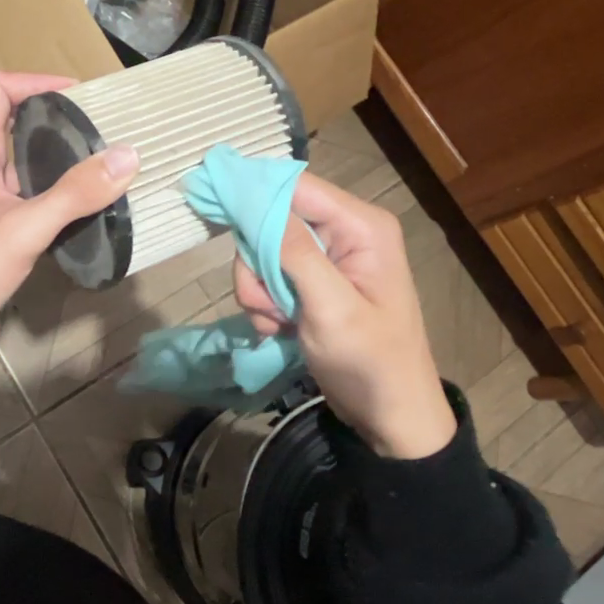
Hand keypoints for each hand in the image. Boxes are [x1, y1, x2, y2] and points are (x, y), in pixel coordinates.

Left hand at [0, 71, 139, 358]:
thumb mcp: (22, 231)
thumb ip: (73, 195)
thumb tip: (126, 155)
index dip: (33, 81)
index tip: (77, 95)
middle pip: (15, 125)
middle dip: (59, 121)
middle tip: (104, 133)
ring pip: (26, 167)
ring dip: (61, 163)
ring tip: (105, 170)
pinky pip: (29, 203)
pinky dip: (57, 201)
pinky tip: (85, 215)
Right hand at [235, 174, 455, 458]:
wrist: (390, 417)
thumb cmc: (370, 363)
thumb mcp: (332, 308)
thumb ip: (295, 252)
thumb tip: (255, 199)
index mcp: (361, 226)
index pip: (295, 186)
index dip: (252, 193)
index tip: (213, 203)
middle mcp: (344, 233)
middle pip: (272, 220)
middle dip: (257, 263)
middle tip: (266, 301)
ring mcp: (327, 259)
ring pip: (263, 252)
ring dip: (259, 290)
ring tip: (278, 322)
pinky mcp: (312, 283)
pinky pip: (269, 277)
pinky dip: (265, 304)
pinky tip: (280, 328)